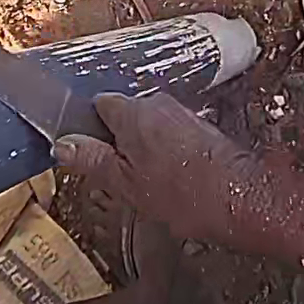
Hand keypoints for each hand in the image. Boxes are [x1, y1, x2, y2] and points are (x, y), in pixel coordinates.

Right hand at [52, 92, 280, 246]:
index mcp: (132, 112)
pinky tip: (169, 180)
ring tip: (145, 182)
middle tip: (115, 174)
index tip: (87, 150)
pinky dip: (164, 151)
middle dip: (117, 140)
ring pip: (148, 125)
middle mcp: (156, 103)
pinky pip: (169, 133)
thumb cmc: (182, 194)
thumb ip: (92, 160)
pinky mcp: (200, 127)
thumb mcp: (125, 184)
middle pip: (124, 114)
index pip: (99, 104)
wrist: (241, 199)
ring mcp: (181, 113)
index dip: (89, 127)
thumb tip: (62, 144)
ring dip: (142, 147)